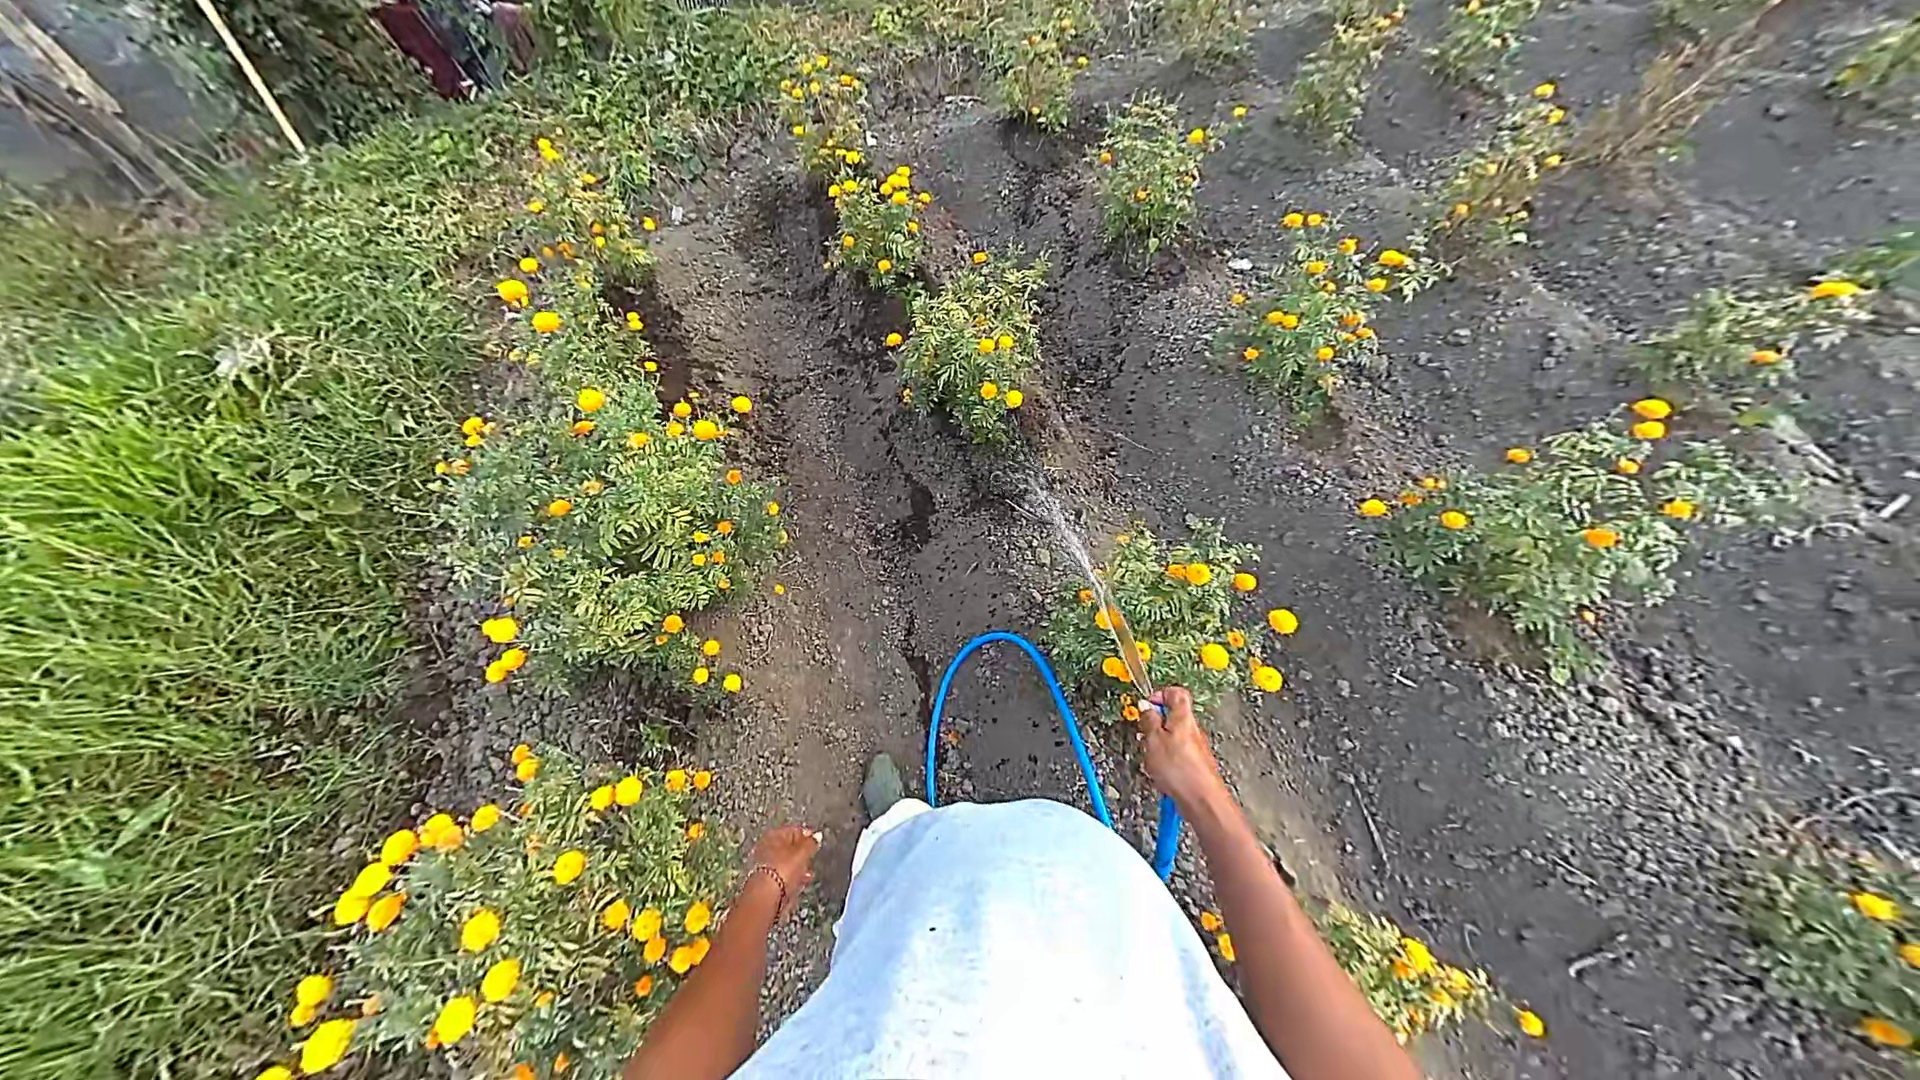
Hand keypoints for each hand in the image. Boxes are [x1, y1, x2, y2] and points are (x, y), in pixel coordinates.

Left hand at [746, 825, 821, 922]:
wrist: (765, 898)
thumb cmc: (783, 869)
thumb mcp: (802, 853)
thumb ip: (811, 843)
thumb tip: (817, 836)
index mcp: (773, 835)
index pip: (794, 831)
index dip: (807, 836)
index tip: (817, 843)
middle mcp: (766, 848)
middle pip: (789, 848)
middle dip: (802, 854)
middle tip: (812, 859)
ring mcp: (765, 866)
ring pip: (786, 864)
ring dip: (798, 869)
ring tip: (808, 875)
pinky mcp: (766, 883)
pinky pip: (783, 877)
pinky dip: (791, 879)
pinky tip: (799, 884)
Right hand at [1137, 687, 1229, 816]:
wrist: (1202, 801)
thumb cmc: (1180, 771)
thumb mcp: (1153, 740)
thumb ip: (1148, 720)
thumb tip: (1145, 707)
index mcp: (1183, 718)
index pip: (1177, 693)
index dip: (1160, 695)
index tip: (1147, 705)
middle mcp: (1192, 730)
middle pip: (1173, 716)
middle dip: (1155, 724)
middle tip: (1146, 734)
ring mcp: (1195, 748)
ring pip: (1173, 736)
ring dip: (1159, 744)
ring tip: (1152, 757)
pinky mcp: (1195, 764)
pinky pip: (1176, 754)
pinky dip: (1166, 760)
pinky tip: (1161, 772)